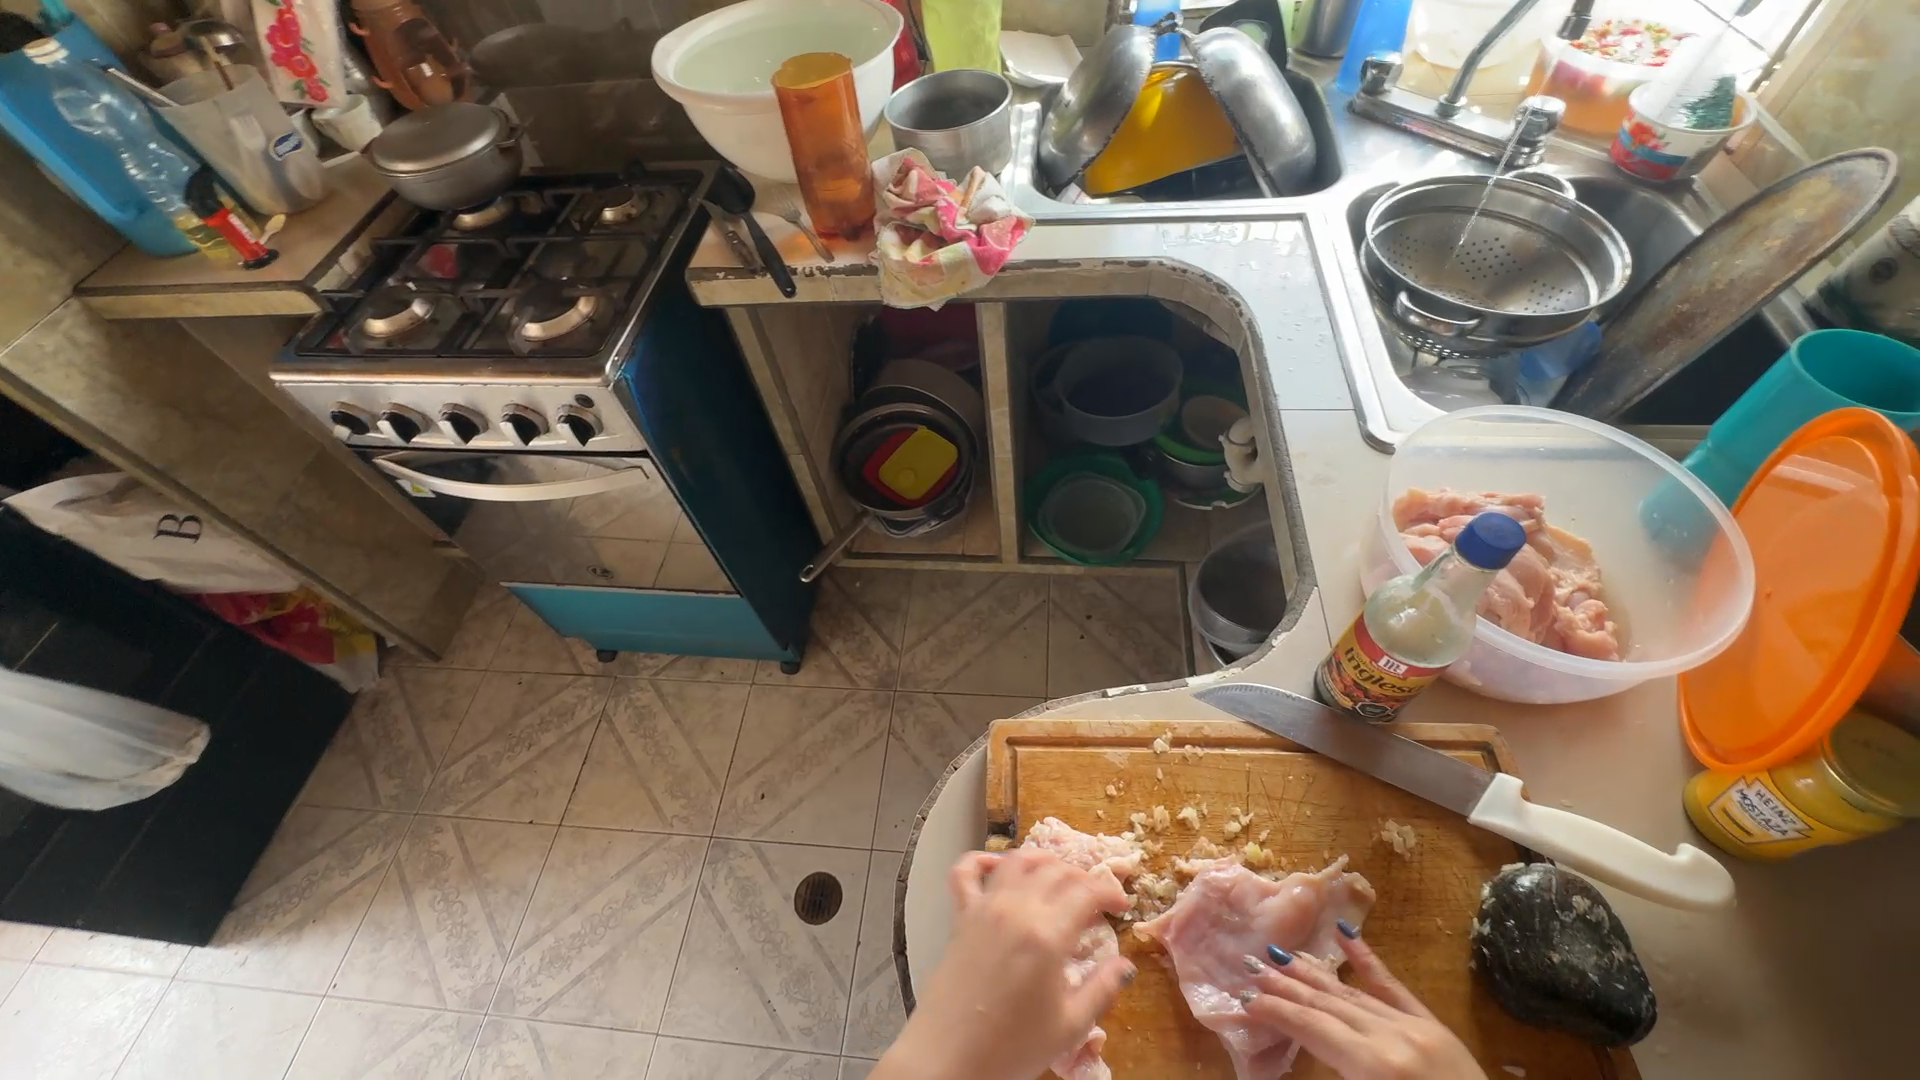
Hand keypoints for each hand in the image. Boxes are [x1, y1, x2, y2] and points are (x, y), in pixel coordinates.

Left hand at [875, 848, 1135, 1079]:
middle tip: (1095, 896)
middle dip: (1082, 876)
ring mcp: (985, 907)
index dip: (1109, 891)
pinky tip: (998, 865)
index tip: (1122, 904)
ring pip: (1017, 860)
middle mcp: (1016, 908)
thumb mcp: (1070, 1025)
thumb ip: (1102, 989)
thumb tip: (1126, 965)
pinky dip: (982, 860)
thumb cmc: (1014, 1046)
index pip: (1086, 891)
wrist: (950, 1058)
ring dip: (1042, 860)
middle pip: (1055, 870)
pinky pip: (966, 872)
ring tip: (1059, 874)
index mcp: (1047, 933)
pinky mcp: (961, 915)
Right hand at [1248, 929, 1485, 1079]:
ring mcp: (1414, 1027)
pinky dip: (1367, 959)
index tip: (1243, 998)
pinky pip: (1393, 987)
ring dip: (1312, 974)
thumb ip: (1334, 1073)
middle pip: (1325, 1005)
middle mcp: (1389, 1037)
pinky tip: (1344, 932)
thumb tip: (1299, 1043)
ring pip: (1350, 992)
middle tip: (1250, 966)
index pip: (1311, 1027)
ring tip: (1280, 955)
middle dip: (1285, 986)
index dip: (1275, 1012)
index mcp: (1373, 1067)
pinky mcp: (1434, 1027)